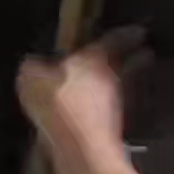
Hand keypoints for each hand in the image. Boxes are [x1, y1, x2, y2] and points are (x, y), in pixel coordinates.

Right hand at [16, 27, 146, 151]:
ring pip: (120, 81)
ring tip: (112, 75)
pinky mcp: (111, 119)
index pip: (113, 41)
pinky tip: (90, 101)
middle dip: (134, 56)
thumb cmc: (56, 102)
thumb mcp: (30, 78)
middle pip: (127, 62)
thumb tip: (34, 63)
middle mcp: (110, 76)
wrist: (80, 143)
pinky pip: (108, 99)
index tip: (139, 30)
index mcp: (93, 60)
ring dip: (120, 77)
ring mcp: (114, 99)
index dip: (125, 34)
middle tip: (143, 50)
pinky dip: (104, 96)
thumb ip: (33, 67)